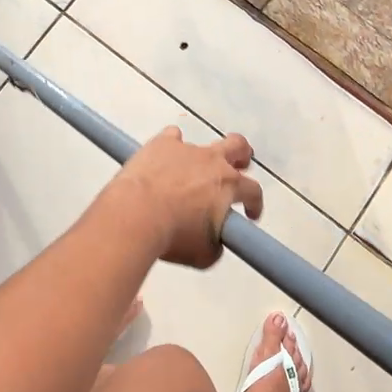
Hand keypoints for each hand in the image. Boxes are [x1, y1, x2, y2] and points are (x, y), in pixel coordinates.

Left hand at [102, 127, 263, 268]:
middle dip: (241, 156)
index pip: (253, 191)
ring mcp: (187, 148)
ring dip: (199, 157)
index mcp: (229, 185)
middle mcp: (213, 160)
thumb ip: (216, 244)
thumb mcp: (204, 255)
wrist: (136, 214)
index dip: (255, 203)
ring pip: (202, 142)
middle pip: (238, 146)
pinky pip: (172, 137)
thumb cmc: (174, 236)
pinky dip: (171, 148)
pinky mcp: (162, 143)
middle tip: (237, 167)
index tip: (250, 214)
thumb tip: (214, 241)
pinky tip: (164, 158)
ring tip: (188, 172)